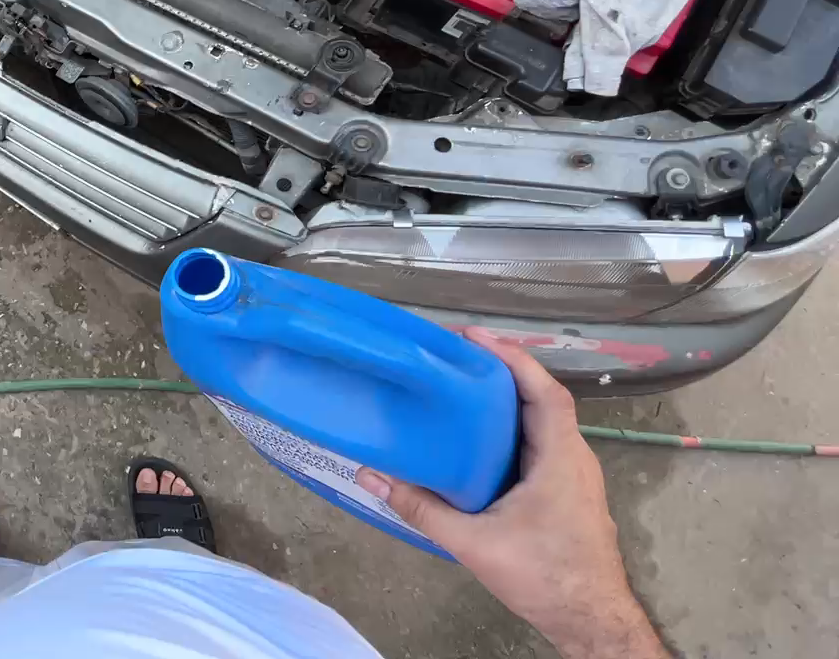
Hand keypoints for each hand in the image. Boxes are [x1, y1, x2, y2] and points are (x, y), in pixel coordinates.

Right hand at [355, 327, 667, 658]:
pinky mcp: (563, 490)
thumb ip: (420, 507)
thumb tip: (367, 474)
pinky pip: (536, 438)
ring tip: (457, 379)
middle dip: (501, 368)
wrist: (594, 626)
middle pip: (541, 399)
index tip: (475, 336)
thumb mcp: (473, 544)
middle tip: (452, 350)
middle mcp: (572, 461)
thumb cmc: (545, 577)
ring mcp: (571, 476)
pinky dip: (507, 418)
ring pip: (540, 419)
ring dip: (504, 393)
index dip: (516, 359)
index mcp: (560, 463)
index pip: (548, 396)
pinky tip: (473, 426)